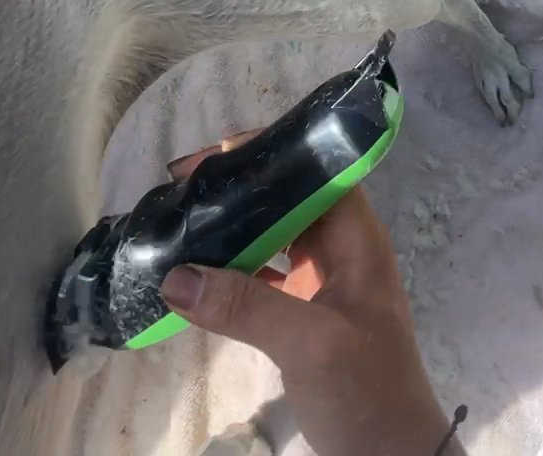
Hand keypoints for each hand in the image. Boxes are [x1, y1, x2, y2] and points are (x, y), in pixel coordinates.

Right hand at [160, 139, 455, 455]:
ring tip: (181, 220)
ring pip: (274, 234)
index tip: (214, 156)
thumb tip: (175, 276)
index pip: (316, 170)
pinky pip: (265, 274)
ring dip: (233, 228)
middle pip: (290, 197)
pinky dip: (233, 271)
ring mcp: (323, 278)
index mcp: (357, 235)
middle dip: (241, 188)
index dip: (270, 153)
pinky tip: (195, 275)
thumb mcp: (310, 343)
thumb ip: (246, 306)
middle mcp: (342, 245)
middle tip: (182, 188)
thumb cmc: (366, 389)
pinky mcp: (305, 309)